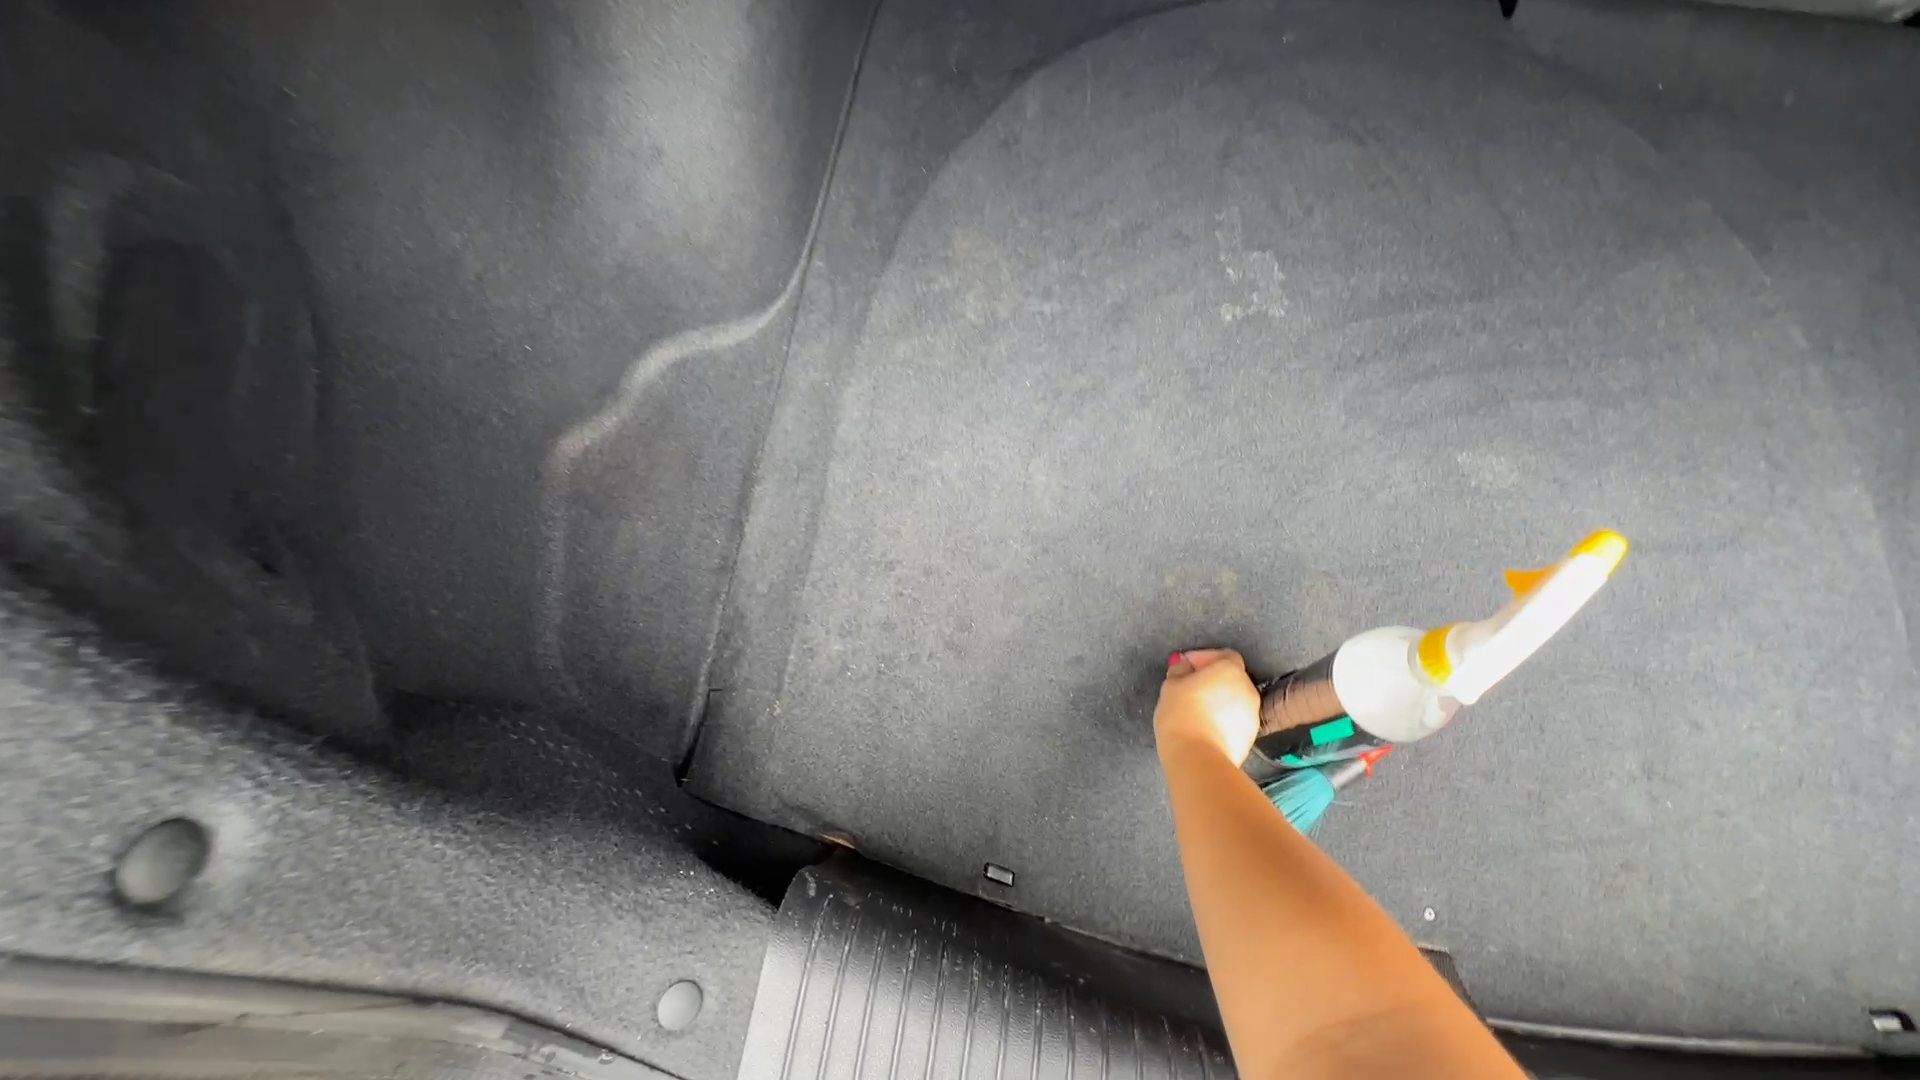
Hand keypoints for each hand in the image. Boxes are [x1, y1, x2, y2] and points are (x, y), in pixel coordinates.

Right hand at [1155, 648, 1260, 764]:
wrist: (1198, 757)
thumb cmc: (1182, 715)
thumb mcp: (1171, 686)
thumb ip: (1179, 670)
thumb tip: (1183, 664)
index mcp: (1231, 670)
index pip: (1223, 655)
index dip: (1204, 658)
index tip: (1186, 666)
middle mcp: (1247, 689)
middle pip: (1231, 677)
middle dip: (1212, 680)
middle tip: (1188, 687)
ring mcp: (1252, 715)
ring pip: (1234, 700)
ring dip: (1218, 701)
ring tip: (1194, 710)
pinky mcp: (1249, 738)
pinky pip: (1234, 721)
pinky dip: (1222, 720)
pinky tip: (1203, 727)